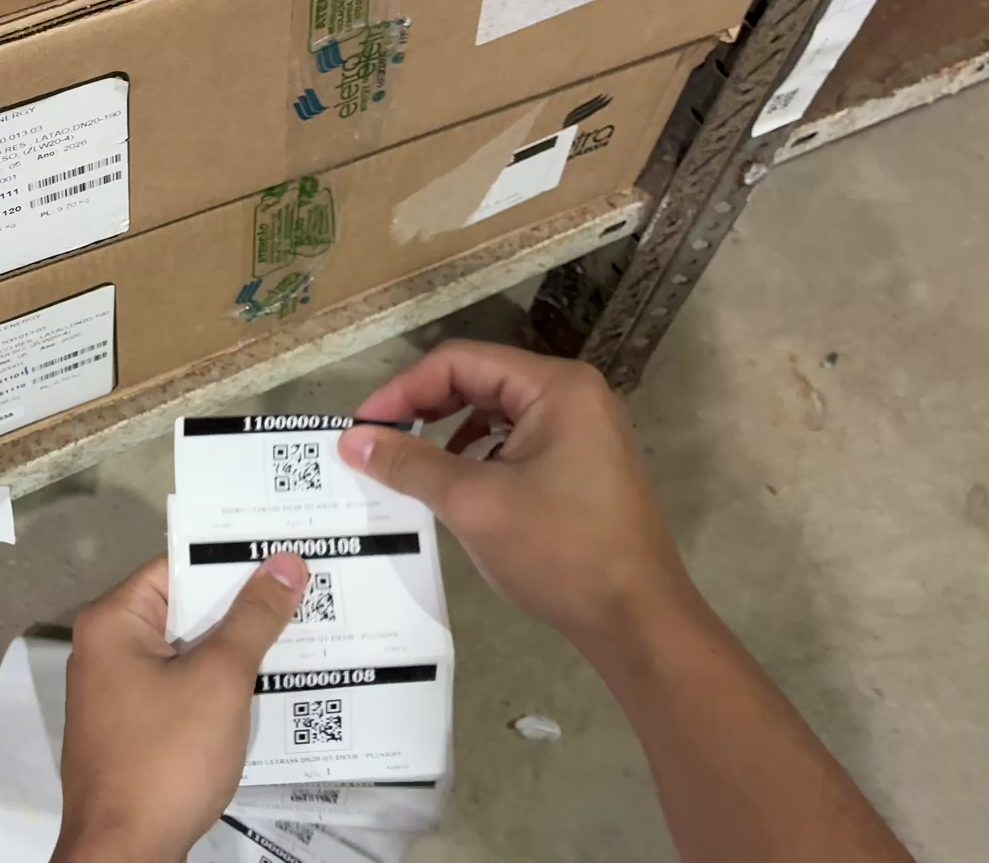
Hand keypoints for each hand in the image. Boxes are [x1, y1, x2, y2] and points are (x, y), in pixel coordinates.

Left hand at [52, 553, 308, 862]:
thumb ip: (254, 617)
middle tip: (299, 590)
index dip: (229, 561)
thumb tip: (286, 561)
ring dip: (230, 644)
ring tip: (292, 629)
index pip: (176, 568)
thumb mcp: (220, 678)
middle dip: (237, 604)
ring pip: (182, 648)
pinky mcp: (128, 724)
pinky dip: (213, 679)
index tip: (279, 555)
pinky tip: (260, 682)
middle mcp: (105, 644)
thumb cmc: (167, 754)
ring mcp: (114, 687)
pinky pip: (176, 682)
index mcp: (113, 619)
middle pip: (180, 607)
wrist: (123, 856)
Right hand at [337, 339, 698, 649]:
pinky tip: (452, 480)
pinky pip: (509, 437)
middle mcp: (571, 395)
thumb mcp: (471, 501)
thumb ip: (407, 462)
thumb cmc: (559, 552)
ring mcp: (579, 429)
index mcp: (555, 388)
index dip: (402, 389)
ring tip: (406, 459)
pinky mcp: (577, 460)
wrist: (638, 625)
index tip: (362, 426)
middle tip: (376, 438)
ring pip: (490, 409)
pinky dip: (471, 450)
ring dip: (442, 428)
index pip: (457, 363)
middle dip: (420, 406)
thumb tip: (349, 440)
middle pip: (474, 379)